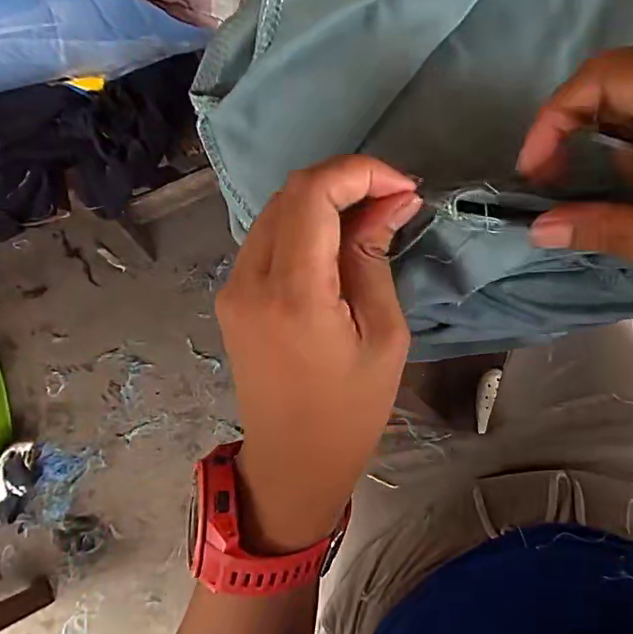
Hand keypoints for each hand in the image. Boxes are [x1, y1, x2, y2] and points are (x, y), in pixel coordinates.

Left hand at [216, 155, 421, 553]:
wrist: (293, 461)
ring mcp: (232, 286)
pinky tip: (337, 241)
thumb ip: (376, 257)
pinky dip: (305, 223)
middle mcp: (249, 280)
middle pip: (291, 192)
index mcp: (293, 294)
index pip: (312, 193)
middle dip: (346, 181)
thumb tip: (394, 200)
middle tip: (392, 200)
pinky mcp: (231, 294)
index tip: (401, 186)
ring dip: (325, 199)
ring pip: (277, 209)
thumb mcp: (384, 334)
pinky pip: (268, 236)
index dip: (359, 172)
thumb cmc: (351, 410)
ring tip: (371, 218)